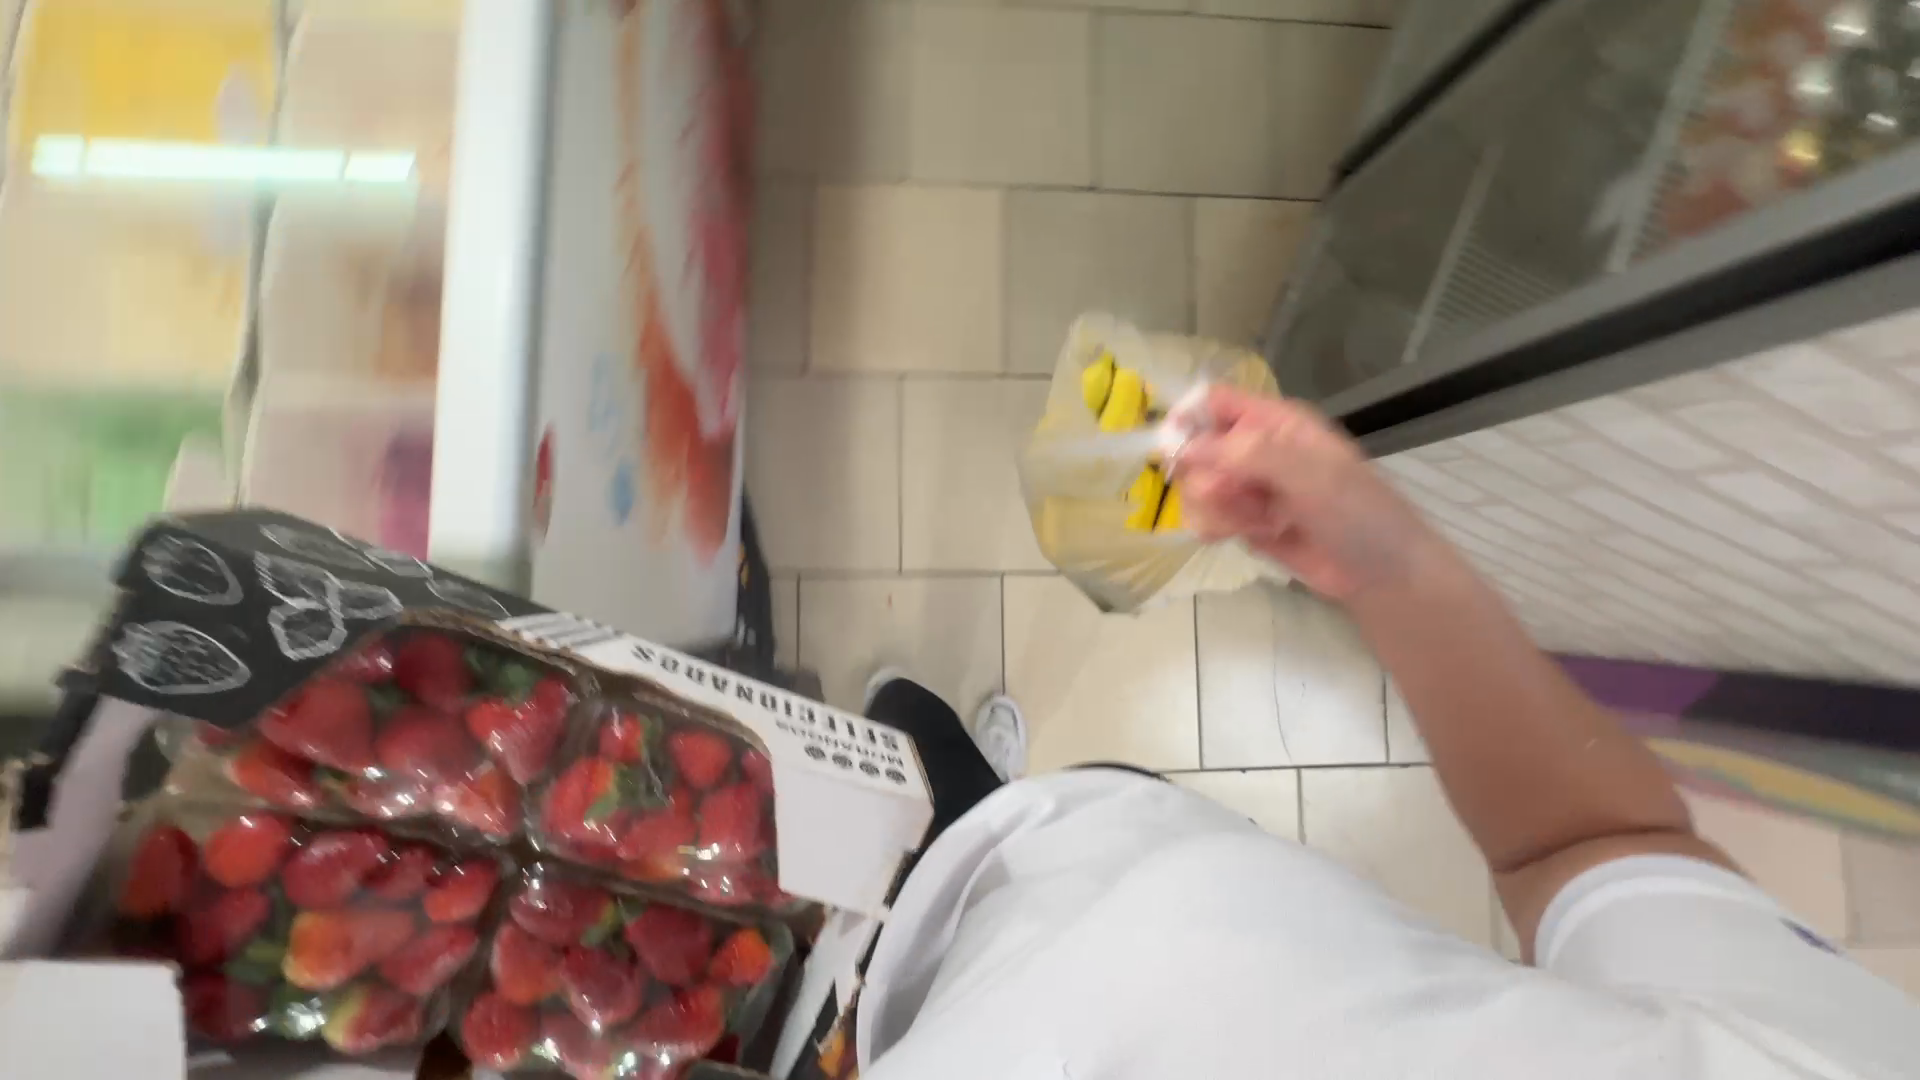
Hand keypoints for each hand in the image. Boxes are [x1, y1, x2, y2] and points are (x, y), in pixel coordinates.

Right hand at [1173, 387, 1436, 601]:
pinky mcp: (1239, 521)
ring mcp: (1245, 487)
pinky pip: (1203, 518)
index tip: (1177, 452)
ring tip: (1259, 522)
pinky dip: (1219, 528)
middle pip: (1194, 450)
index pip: (1213, 403)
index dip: (1189, 420)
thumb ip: (1247, 454)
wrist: (1379, 574)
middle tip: (1237, 496)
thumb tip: (1183, 448)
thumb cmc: (1357, 514)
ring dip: (1218, 510)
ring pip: (1194, 489)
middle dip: (1208, 479)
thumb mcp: (1310, 475)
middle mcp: (1253, 449)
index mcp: (1274, 422)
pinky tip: (1252, 536)